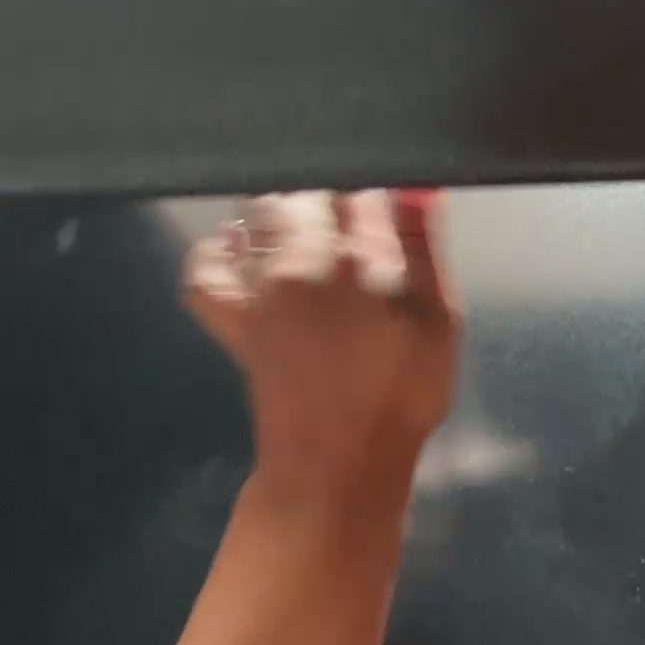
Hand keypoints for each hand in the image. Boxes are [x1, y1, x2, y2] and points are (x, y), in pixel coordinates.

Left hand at [183, 189, 459, 509]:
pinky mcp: (229, 316)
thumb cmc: (405, 391)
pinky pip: (205, 267)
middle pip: (300, 191)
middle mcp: (298, 260)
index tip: (400, 196)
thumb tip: (421, 184)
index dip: (384, 186)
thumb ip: (423, 246)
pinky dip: (224, 249)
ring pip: (256, 215)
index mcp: (357, 260)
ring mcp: (256, 288)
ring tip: (317, 231)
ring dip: (285, 210)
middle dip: (332, 191)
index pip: (363, 189)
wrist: (341, 461)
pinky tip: (252, 253)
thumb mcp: (438, 319)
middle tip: (361, 217)